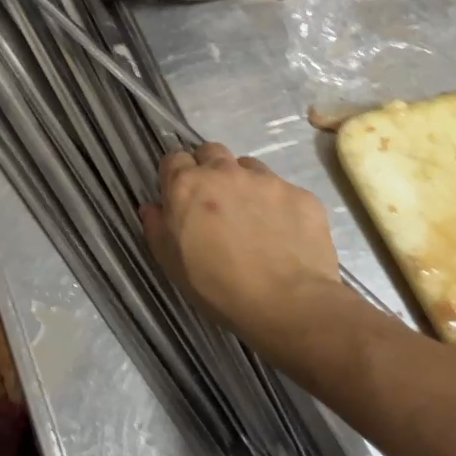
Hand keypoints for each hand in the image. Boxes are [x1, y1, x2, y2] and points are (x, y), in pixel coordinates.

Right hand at [140, 143, 341, 351]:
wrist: (287, 304)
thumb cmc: (216, 285)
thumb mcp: (170, 261)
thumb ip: (156, 227)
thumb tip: (153, 208)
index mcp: (187, 185)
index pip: (174, 158)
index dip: (176, 175)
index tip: (182, 196)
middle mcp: (224, 172)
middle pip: (212, 152)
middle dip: (210, 168)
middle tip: (214, 201)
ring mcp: (266, 181)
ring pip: (249, 167)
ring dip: (244, 183)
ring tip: (252, 216)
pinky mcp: (301, 195)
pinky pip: (284, 190)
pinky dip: (278, 204)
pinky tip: (283, 232)